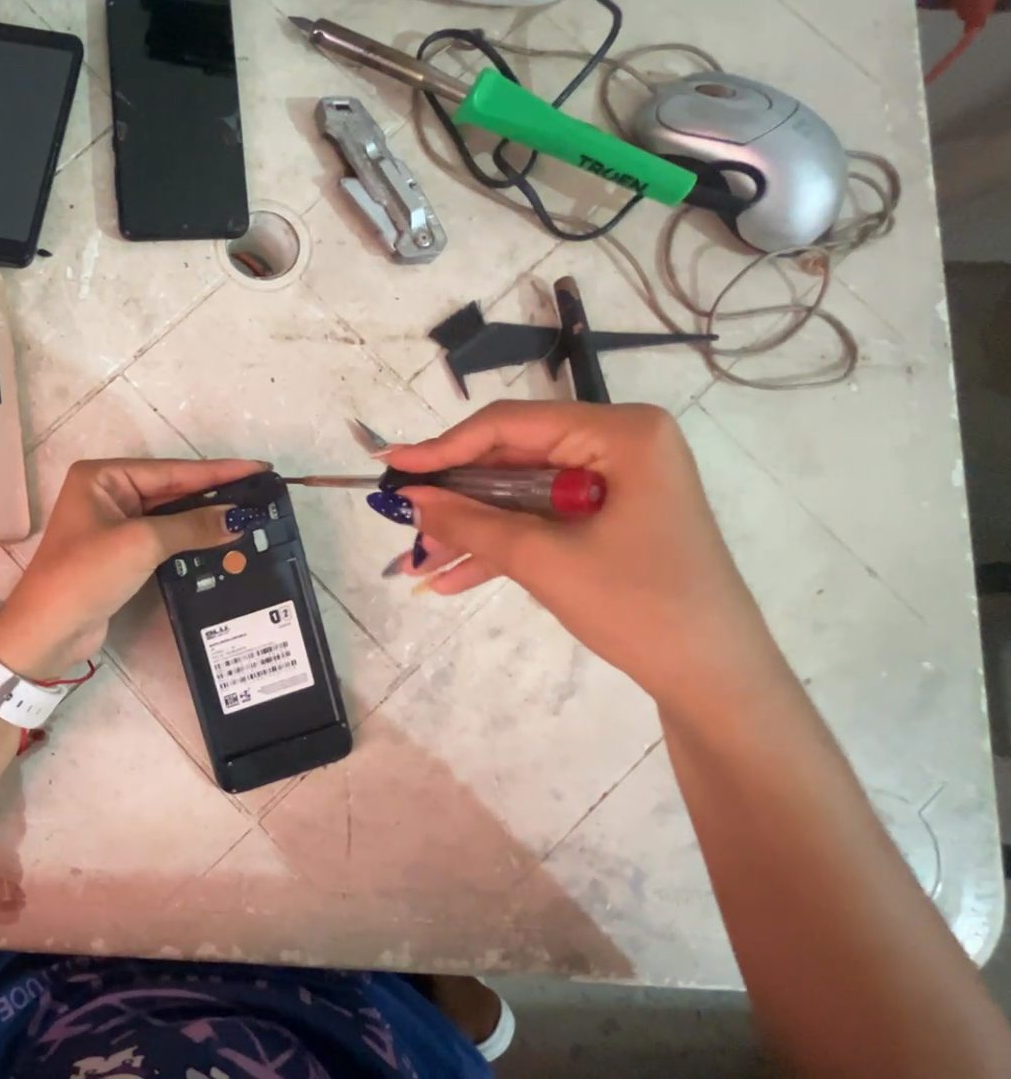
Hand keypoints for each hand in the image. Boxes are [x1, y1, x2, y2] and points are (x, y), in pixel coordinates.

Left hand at [0, 458, 266, 679]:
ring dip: (204, 519)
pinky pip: (162, 540)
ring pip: (169, 516)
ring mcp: (112, 526)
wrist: (48, 630)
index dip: (218, 472)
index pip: (171, 471)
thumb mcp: (141, 543)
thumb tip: (239, 517)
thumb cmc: (86, 574)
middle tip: (263, 495)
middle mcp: (106, 494)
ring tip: (251, 518)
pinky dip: (189, 540)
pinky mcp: (119, 555)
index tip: (260, 469)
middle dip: (214, 495)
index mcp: (102, 477)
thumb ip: (191, 525)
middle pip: (172, 490)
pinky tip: (220, 541)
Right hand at [382, 402, 779, 709]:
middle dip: (453, 499)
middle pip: (509, 459)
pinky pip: (536, 521)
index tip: (389, 467)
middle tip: (400, 520)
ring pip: (515, 495)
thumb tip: (408, 500)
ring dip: (467, 530)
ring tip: (416, 564)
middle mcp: (617, 446)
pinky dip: (496, 548)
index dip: (442, 447)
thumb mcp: (541, 559)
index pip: (510, 425)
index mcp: (620, 434)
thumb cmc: (637, 604)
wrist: (712, 676)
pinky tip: (448, 578)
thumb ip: (468, 522)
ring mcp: (612, 484)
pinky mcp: (606, 519)